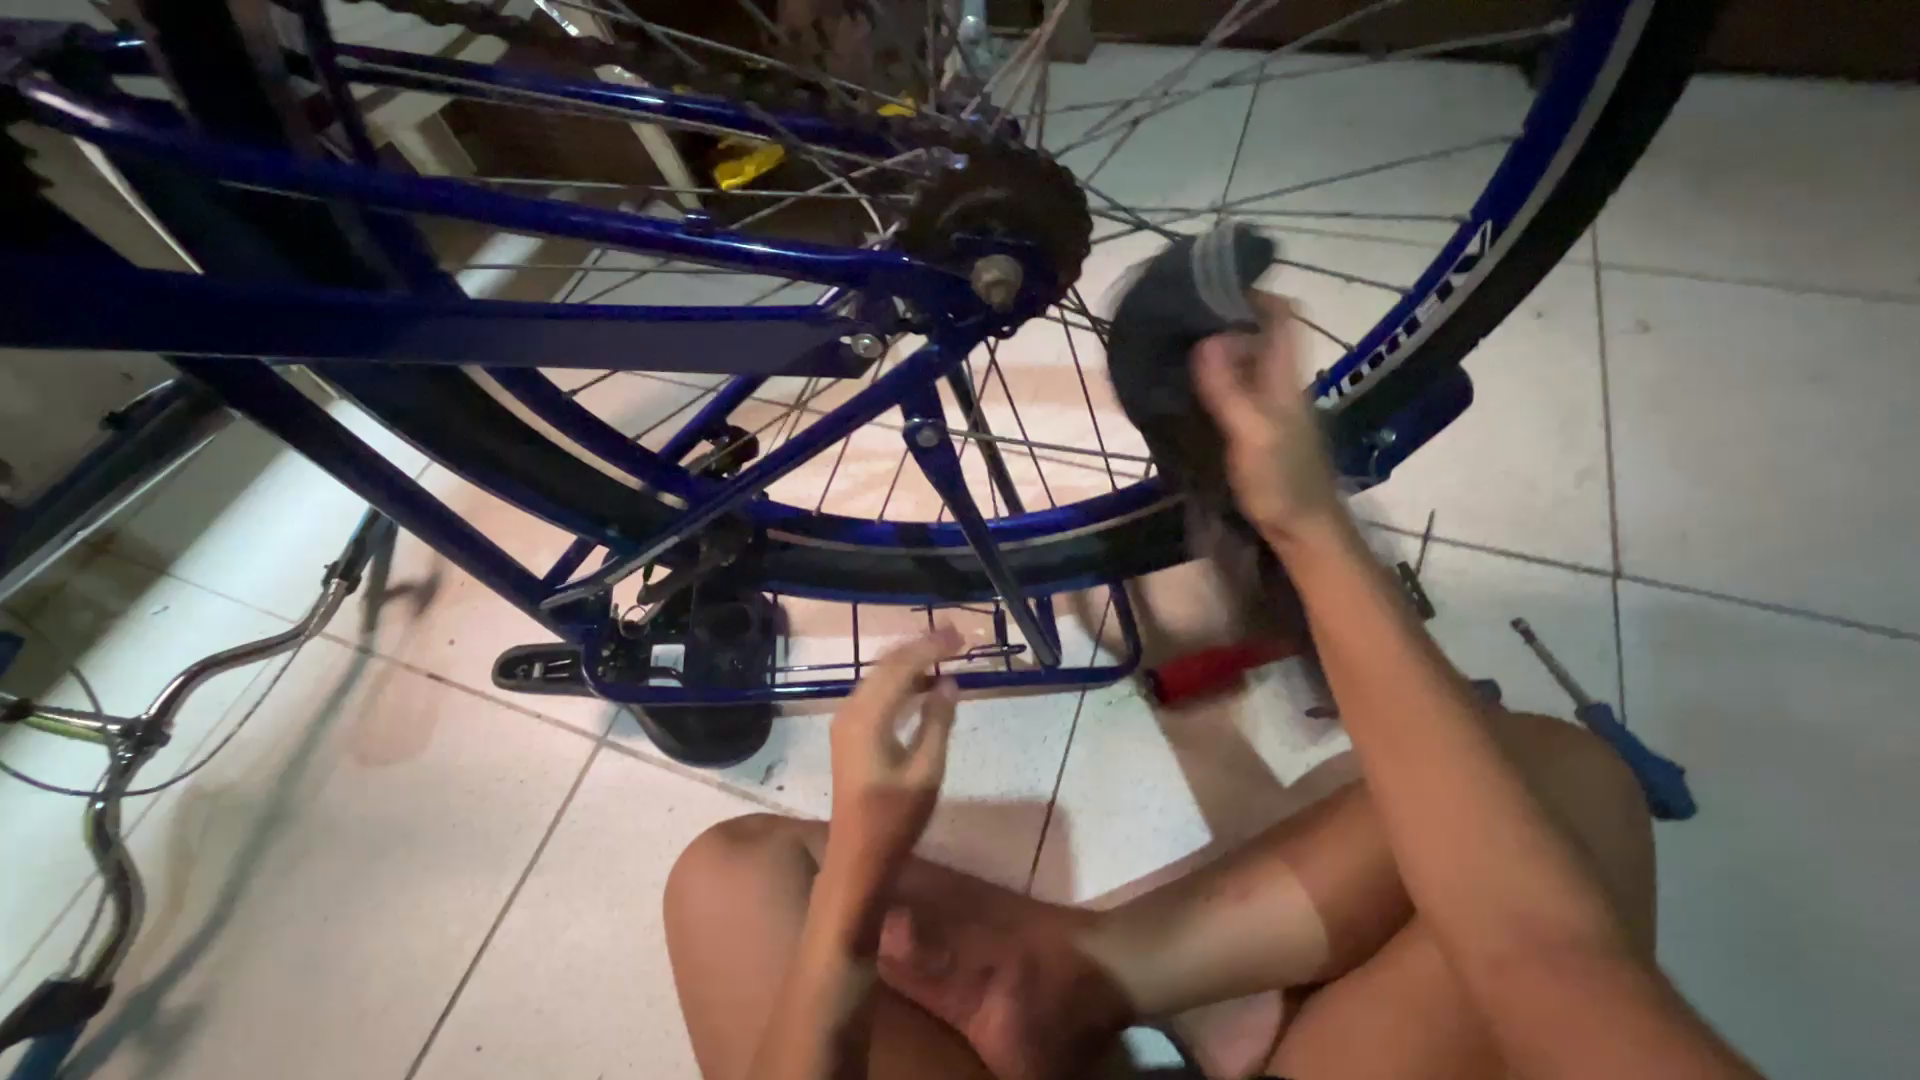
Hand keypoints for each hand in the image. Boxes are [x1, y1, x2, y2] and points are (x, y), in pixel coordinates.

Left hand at [824, 624, 962, 890]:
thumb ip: (937, 722)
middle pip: (886, 665)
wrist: (857, 857)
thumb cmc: (895, 819)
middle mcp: (850, 711)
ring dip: (911, 662)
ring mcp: (846, 721)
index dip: (931, 647)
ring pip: (879, 676)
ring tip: (945, 653)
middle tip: (957, 638)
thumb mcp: (926, 772)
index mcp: (867, 718)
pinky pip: (876, 692)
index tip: (962, 637)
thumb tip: (949, 682)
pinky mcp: (850, 732)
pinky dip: (900, 681)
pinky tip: (924, 684)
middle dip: (921, 647)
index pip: (900, 667)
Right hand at [1191, 293, 1344, 547]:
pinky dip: (1214, 381)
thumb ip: (1228, 388)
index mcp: (1283, 378)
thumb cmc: (1281, 483)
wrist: (1304, 531)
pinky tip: (1185, 390)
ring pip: (1248, 363)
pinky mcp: (1258, 431)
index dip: (1255, 293)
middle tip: (1181, 315)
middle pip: (1261, 335)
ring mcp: (1271, 409)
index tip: (1214, 284)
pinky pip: (1236, 390)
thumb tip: (1206, 338)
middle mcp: (1280, 385)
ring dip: (1219, 350)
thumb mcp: (1251, 434)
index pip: (1282, 316)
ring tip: (1175, 346)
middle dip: (1226, 318)